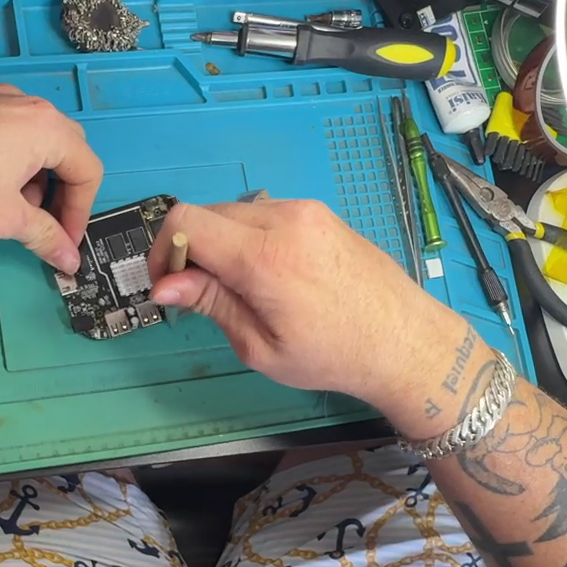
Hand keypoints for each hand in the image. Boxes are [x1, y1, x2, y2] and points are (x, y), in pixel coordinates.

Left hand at [0, 85, 100, 274]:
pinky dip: (7, 163)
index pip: (86, 168)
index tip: (65, 240)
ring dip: (34, 178)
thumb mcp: (8, 220)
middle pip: (63, 148)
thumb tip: (69, 260)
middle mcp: (21, 103)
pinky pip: (0, 133)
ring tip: (11, 211)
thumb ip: (45, 237)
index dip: (81, 211)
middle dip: (61, 192)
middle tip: (47, 226)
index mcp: (44, 126)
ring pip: (30, 139)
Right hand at [148, 198, 488, 434]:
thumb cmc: (331, 356)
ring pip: (233, 212)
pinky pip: (263, 215)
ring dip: (219, 244)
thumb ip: (211, 304)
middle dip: (189, 250)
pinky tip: (265, 274)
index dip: (162, 251)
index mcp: (264, 256)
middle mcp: (283, 219)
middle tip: (198, 294)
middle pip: (206, 213)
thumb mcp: (259, 346)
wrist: (404, 340)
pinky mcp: (318, 213)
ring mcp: (305, 210)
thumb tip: (164, 286)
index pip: (185, 222)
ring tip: (237, 288)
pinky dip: (247, 238)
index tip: (167, 285)